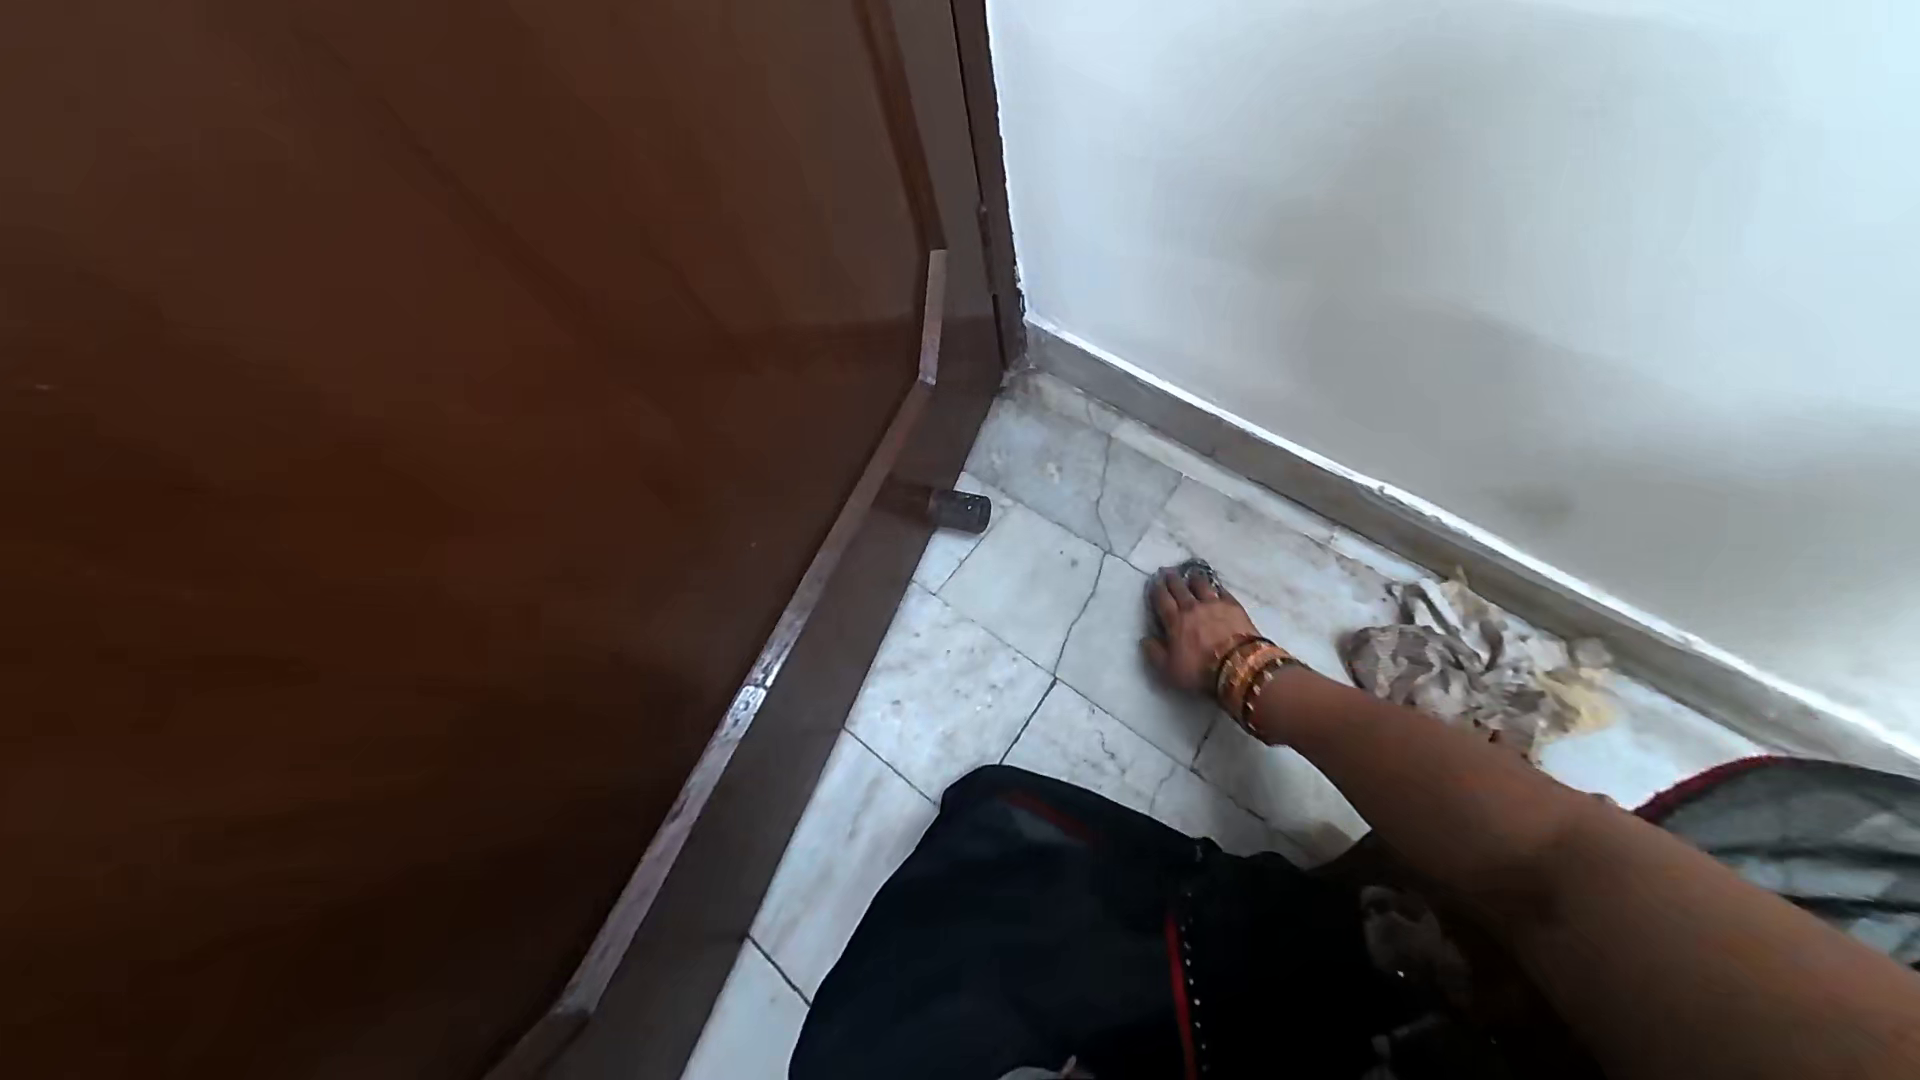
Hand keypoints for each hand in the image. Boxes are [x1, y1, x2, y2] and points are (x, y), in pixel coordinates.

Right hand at [1142, 565, 1258, 694]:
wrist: (1238, 666)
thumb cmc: (1199, 670)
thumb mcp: (1168, 669)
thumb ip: (1154, 653)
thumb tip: (1145, 639)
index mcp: (1174, 620)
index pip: (1162, 599)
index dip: (1156, 589)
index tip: (1154, 581)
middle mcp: (1192, 607)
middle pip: (1179, 588)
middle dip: (1172, 579)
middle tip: (1168, 571)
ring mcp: (1214, 604)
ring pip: (1201, 585)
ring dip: (1194, 578)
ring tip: (1191, 574)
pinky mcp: (1233, 606)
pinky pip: (1222, 591)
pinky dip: (1216, 587)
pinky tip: (1216, 586)